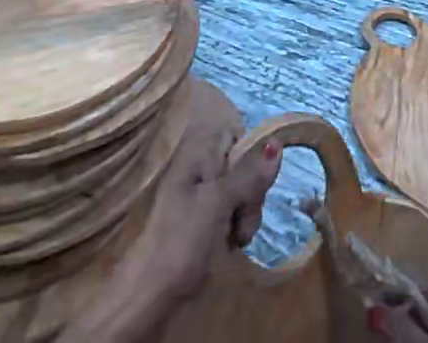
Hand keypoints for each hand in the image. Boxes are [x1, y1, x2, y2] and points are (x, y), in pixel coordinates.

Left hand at [115, 131, 279, 305]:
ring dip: (246, 216)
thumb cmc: (183, 240)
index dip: (249, 154)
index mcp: (196, 157)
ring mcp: (200, 199)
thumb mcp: (219, 203)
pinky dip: (237, 229)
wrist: (152, 293)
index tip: (252, 180)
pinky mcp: (203, 224)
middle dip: (251, 193)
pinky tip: (232, 246)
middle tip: (241, 219)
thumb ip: (248, 175)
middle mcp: (198, 172)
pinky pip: (231, 215)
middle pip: (241, 166)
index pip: (232, 135)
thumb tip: (275, 142)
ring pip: (240, 194)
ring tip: (236, 239)